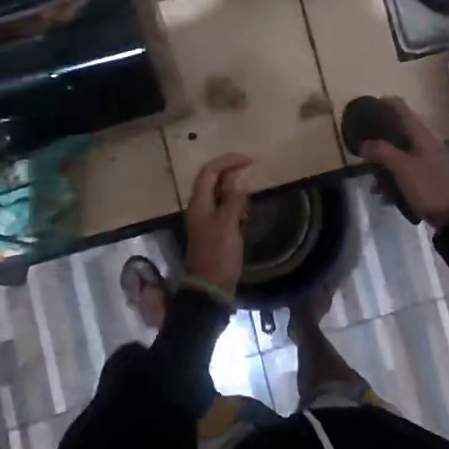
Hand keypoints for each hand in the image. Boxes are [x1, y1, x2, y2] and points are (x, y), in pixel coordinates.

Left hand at [183, 153, 253, 297]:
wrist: (211, 286)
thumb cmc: (219, 254)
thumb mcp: (228, 224)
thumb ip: (232, 200)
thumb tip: (239, 179)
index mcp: (199, 202)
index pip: (209, 171)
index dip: (228, 161)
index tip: (250, 161)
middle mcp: (198, 207)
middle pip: (210, 179)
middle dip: (229, 170)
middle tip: (250, 168)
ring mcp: (204, 219)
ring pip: (216, 193)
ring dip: (231, 185)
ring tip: (249, 185)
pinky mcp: (212, 230)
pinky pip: (221, 207)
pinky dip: (232, 201)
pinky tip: (245, 208)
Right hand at [358, 98, 448, 227]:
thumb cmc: (430, 188)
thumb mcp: (403, 169)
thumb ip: (382, 152)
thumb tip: (363, 143)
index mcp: (422, 135)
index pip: (402, 108)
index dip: (384, 104)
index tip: (366, 109)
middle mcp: (426, 143)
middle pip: (399, 131)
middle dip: (379, 138)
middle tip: (361, 146)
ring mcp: (428, 160)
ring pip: (399, 153)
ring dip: (383, 163)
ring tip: (370, 178)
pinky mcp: (427, 177)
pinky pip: (404, 171)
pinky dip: (392, 178)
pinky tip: (382, 194)